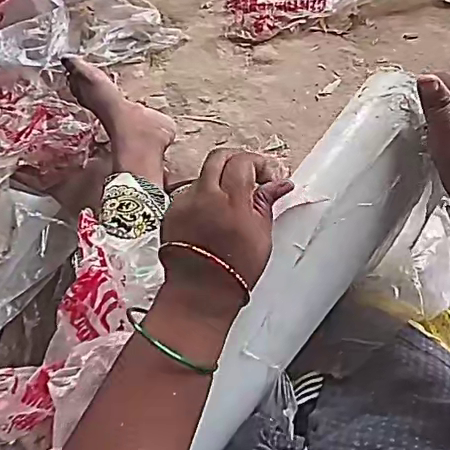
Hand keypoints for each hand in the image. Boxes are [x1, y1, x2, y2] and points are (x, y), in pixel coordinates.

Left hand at [158, 148, 292, 317]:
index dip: (257, 164)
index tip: (266, 176)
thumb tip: (278, 185)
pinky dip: (201, 199)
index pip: (242, 161)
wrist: (200, 292)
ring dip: (217, 182)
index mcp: (231, 199)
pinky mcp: (170, 211)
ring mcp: (183, 201)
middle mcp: (204, 195)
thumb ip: (265, 202)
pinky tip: (210, 217)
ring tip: (230, 205)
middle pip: (219, 157)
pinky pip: (188, 194)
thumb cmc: (234, 271)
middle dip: (235, 162)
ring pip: (202, 176)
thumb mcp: (261, 235)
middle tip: (248, 178)